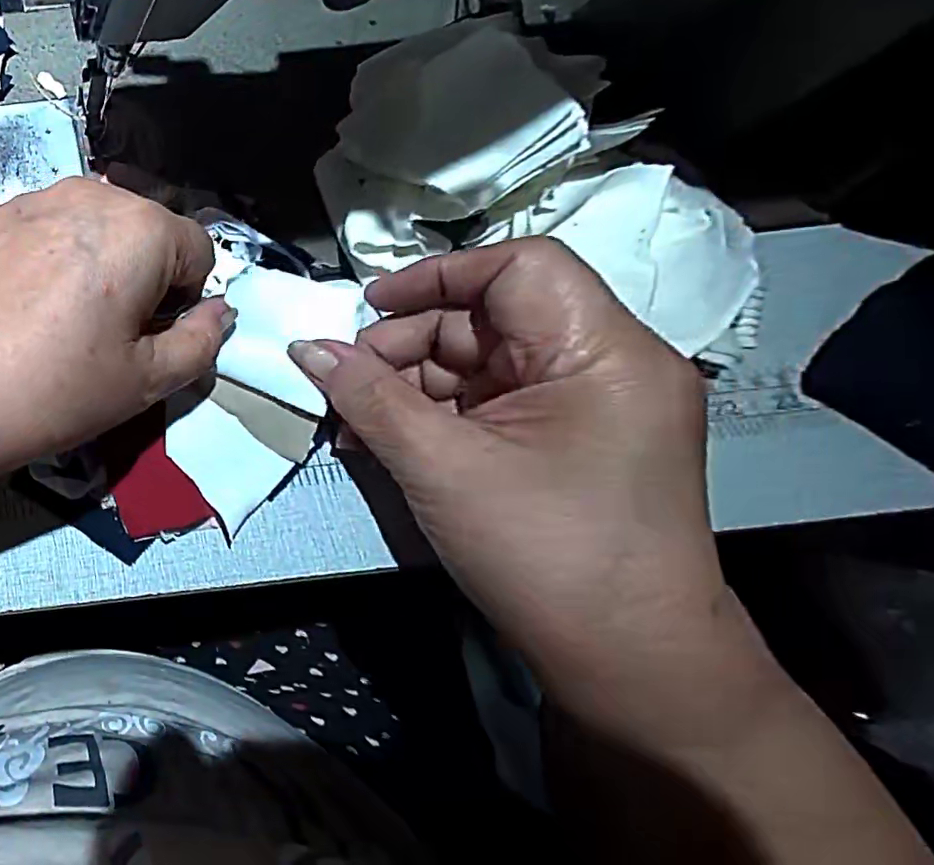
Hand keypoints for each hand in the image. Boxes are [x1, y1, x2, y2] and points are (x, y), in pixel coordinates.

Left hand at [0, 177, 231, 502]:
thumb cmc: (47, 388)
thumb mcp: (144, 382)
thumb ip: (201, 342)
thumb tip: (217, 313)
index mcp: (140, 229)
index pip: (198, 250)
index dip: (184, 298)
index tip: (149, 336)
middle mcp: (90, 196)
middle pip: (147, 230)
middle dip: (144, 274)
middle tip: (108, 332)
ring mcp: (33, 199)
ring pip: (96, 226)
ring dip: (99, 263)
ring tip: (61, 319)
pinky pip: (47, 229)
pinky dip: (51, 258)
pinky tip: (20, 306)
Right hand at [289, 239, 766, 742]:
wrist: (626, 668)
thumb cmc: (545, 555)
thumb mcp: (440, 467)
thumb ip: (368, 397)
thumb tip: (306, 347)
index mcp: (601, 351)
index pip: (520, 266)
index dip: (439, 275)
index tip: (371, 305)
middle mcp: (602, 363)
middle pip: (486, 316)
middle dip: (407, 343)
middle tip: (346, 379)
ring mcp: (583, 403)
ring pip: (477, 361)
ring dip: (408, 383)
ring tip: (352, 418)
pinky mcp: (561, 437)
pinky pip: (484, 401)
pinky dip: (431, 412)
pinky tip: (381, 437)